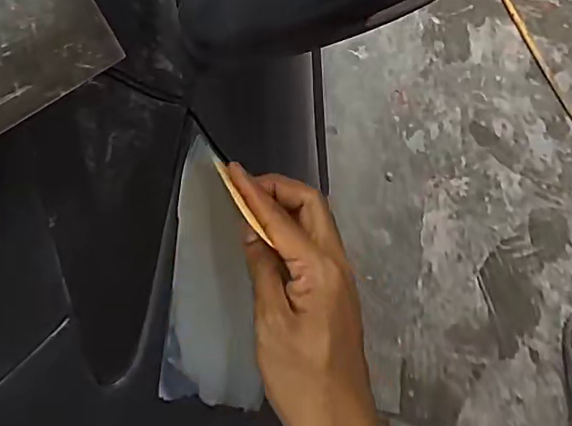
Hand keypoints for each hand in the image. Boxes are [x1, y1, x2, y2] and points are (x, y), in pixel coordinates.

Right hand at [228, 164, 376, 425]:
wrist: (338, 424)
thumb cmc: (302, 378)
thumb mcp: (271, 321)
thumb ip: (262, 267)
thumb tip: (250, 227)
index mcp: (321, 270)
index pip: (281, 217)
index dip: (253, 191)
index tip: (232, 171)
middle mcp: (337, 265)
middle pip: (311, 204)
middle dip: (277, 187)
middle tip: (243, 186)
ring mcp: (340, 277)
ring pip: (315, 219)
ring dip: (283, 204)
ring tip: (250, 203)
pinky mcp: (335, 289)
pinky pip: (313, 240)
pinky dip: (289, 225)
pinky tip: (267, 234)